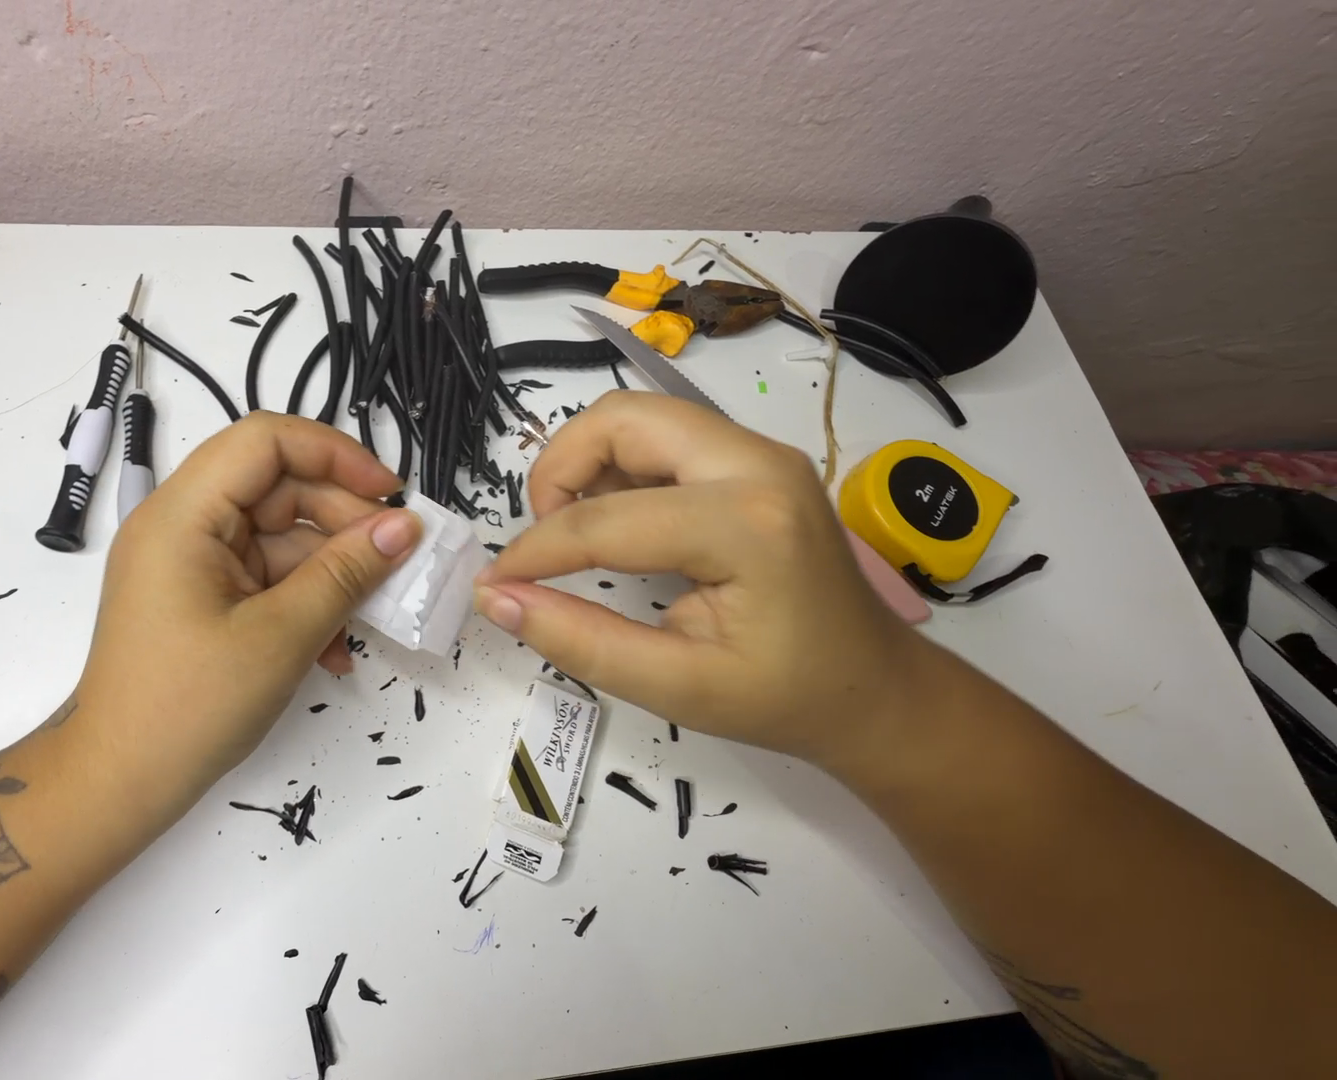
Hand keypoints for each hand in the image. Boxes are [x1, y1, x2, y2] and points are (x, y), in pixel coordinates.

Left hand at [72, 413, 421, 796]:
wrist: (119, 785)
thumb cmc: (190, 708)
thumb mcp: (281, 636)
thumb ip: (346, 573)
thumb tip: (405, 527)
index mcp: (183, 515)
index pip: (264, 440)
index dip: (334, 454)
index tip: (389, 493)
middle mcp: (183, 524)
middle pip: (278, 487)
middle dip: (343, 522)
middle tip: (397, 562)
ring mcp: (193, 562)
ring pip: (281, 537)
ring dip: (332, 573)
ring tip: (374, 617)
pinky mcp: (204, 596)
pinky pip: (268, 577)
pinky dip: (305, 601)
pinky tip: (336, 650)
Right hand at [473, 391, 929, 768]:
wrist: (875, 687)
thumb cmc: (784, 697)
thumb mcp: (675, 687)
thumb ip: (579, 640)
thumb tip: (496, 599)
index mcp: (747, 525)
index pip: (606, 520)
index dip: (534, 552)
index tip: (493, 583)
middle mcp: (757, 464)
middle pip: (622, 419)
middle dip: (559, 470)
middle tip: (543, 538)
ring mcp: (759, 453)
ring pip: (638, 417)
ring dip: (586, 464)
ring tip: (574, 532)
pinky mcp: (751, 459)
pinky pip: (661, 436)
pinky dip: (616, 468)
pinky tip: (616, 524)